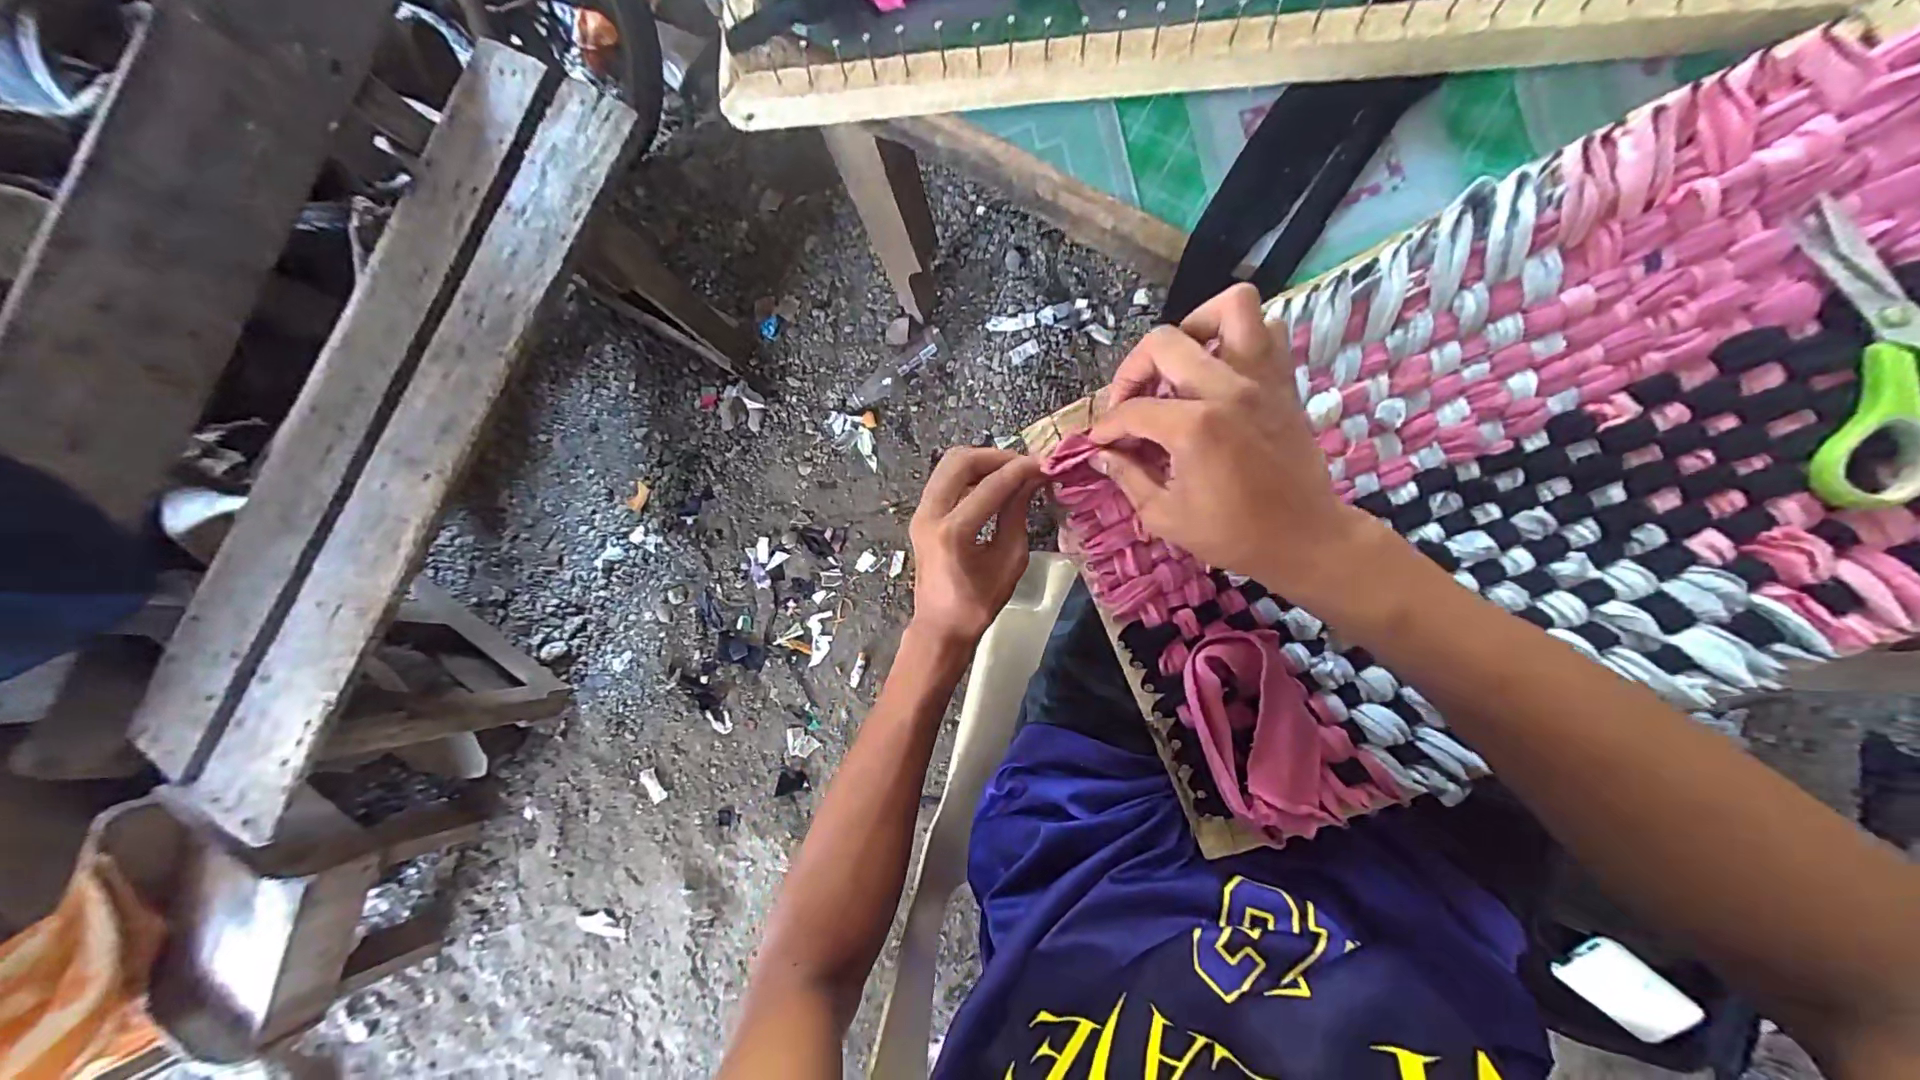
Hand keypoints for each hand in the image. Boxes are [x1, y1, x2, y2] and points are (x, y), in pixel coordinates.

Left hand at [908, 447, 1045, 648]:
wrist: (940, 626)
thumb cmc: (978, 603)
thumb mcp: (1010, 559)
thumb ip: (1017, 514)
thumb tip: (1031, 480)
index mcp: (953, 532)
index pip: (991, 486)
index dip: (1021, 470)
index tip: (1045, 464)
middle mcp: (930, 514)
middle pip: (961, 460)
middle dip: (997, 457)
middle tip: (1025, 465)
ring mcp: (921, 512)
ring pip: (949, 465)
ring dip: (982, 462)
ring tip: (1012, 472)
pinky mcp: (922, 514)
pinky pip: (945, 479)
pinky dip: (970, 474)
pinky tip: (993, 484)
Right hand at [1090, 283, 1374, 598]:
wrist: (1303, 537)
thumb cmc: (1232, 534)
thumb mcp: (1164, 515)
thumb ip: (1127, 477)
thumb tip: (1102, 453)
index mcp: (1194, 427)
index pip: (1133, 409)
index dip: (1107, 427)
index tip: (1100, 442)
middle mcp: (1227, 389)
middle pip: (1164, 342)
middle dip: (1133, 369)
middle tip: (1130, 400)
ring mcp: (1261, 379)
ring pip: (1231, 308)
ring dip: (1196, 327)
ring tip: (1181, 364)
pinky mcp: (1283, 382)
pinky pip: (1267, 331)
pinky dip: (1239, 338)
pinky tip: (1219, 370)